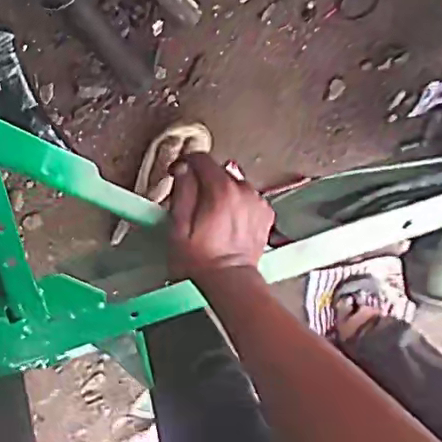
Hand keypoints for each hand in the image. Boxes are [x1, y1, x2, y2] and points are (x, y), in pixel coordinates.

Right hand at [166, 152, 273, 280]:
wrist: (228, 282)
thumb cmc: (200, 261)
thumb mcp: (178, 226)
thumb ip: (182, 192)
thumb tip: (184, 170)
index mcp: (220, 191)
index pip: (202, 158)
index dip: (185, 163)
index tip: (177, 173)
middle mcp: (243, 191)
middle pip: (219, 170)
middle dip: (203, 179)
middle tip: (191, 200)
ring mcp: (257, 202)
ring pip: (234, 183)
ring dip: (220, 191)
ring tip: (209, 214)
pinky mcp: (264, 214)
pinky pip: (247, 197)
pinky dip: (236, 202)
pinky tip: (225, 221)